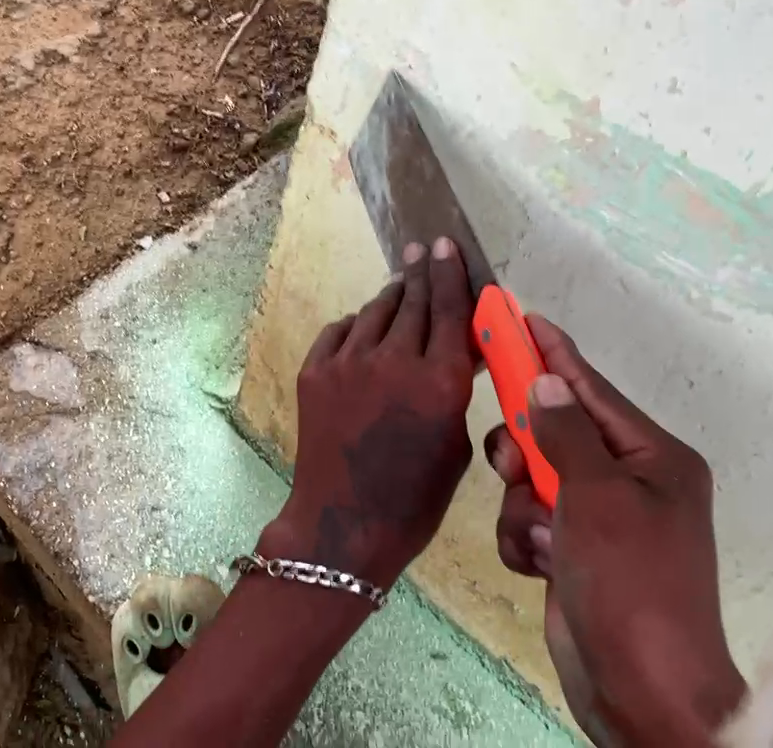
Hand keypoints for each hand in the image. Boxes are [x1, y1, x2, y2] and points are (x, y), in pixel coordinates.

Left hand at [262, 237, 478, 586]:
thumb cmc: (414, 499)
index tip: (448, 247)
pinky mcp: (314, 370)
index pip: (450, 309)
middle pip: (412, 301)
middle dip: (422, 271)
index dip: (451, 274)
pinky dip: (358, 325)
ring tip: (401, 282)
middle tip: (425, 248)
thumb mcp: (454, 442)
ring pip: (375, 312)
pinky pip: (340, 331)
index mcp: (440, 380)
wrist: (342, 524)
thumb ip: (455, 387)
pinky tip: (365, 324)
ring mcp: (348, 362)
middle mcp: (394, 359)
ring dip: (392, 295)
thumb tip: (458, 346)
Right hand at [488, 316, 745, 747]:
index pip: (588, 389)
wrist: (640, 692)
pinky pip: (525, 519)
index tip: (516, 315)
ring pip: (529, 478)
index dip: (549, 352)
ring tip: (538, 536)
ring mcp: (598, 518)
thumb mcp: (595, 497)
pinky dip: (523, 539)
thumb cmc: (631, 583)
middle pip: (550, 433)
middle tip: (512, 465)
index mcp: (652, 458)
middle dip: (525, 452)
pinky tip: (539, 564)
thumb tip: (545, 380)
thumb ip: (563, 432)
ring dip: (522, 506)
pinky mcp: (571, 551)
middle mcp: (627, 481)